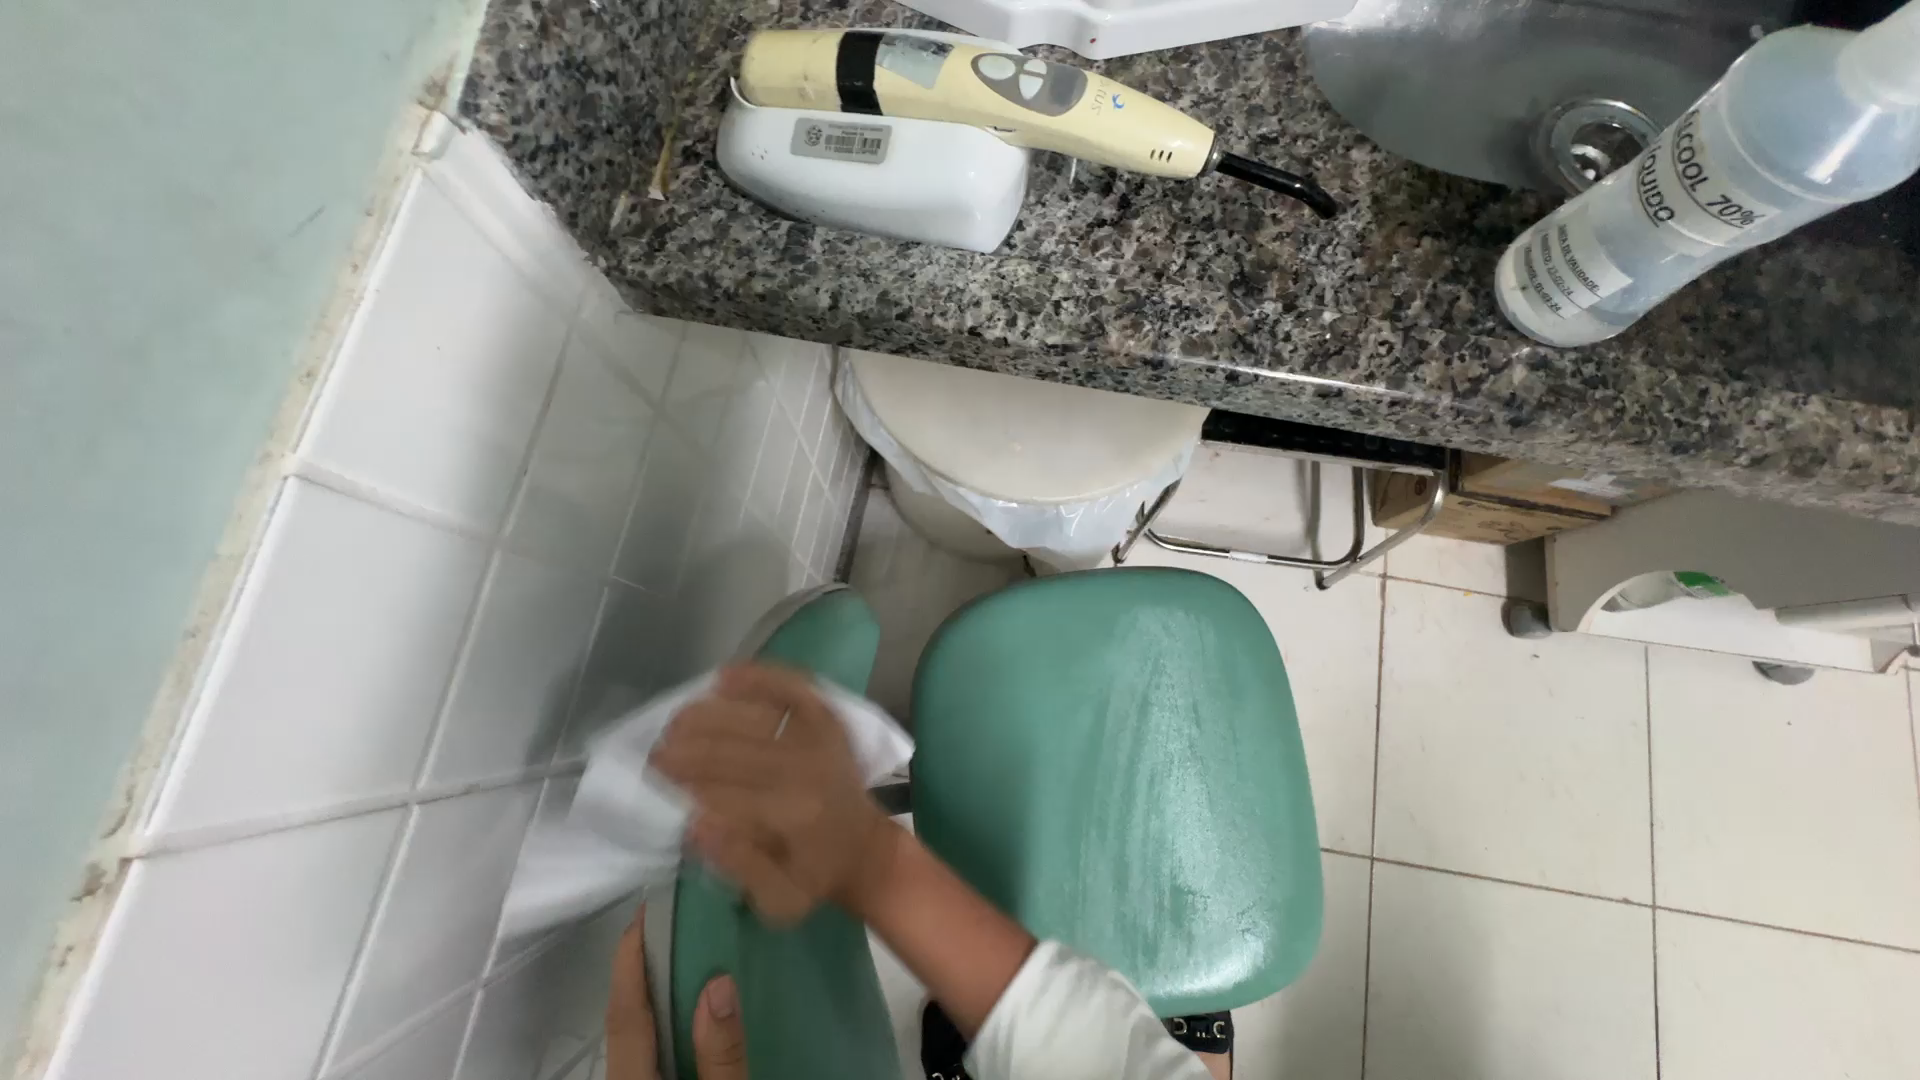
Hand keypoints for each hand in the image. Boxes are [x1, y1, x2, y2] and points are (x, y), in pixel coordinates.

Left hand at [607, 905, 747, 1079]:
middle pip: (623, 1017)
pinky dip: (665, 1015)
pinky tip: (692, 1003)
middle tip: (669, 915)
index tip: (648, 908)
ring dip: (654, 989)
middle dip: (640, 964)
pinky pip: (649, 1047)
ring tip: (686, 948)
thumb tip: (719, 981)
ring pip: (635, 1033)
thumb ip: (721, 1054)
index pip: (626, 1012)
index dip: (631, 957)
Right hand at [651, 664, 896, 924]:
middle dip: (688, 750)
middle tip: (655, 753)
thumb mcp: (778, 899)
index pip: (725, 791)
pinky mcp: (829, 721)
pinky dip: (760, 677)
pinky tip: (726, 676)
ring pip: (755, 717)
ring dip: (711, 715)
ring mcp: (821, 739)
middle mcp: (808, 769)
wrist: (866, 849)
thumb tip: (696, 825)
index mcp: (793, 814)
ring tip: (677, 721)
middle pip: (735, 750)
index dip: (684, 783)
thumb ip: (738, 865)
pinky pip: (793, 688)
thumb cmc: (815, 875)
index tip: (653, 779)